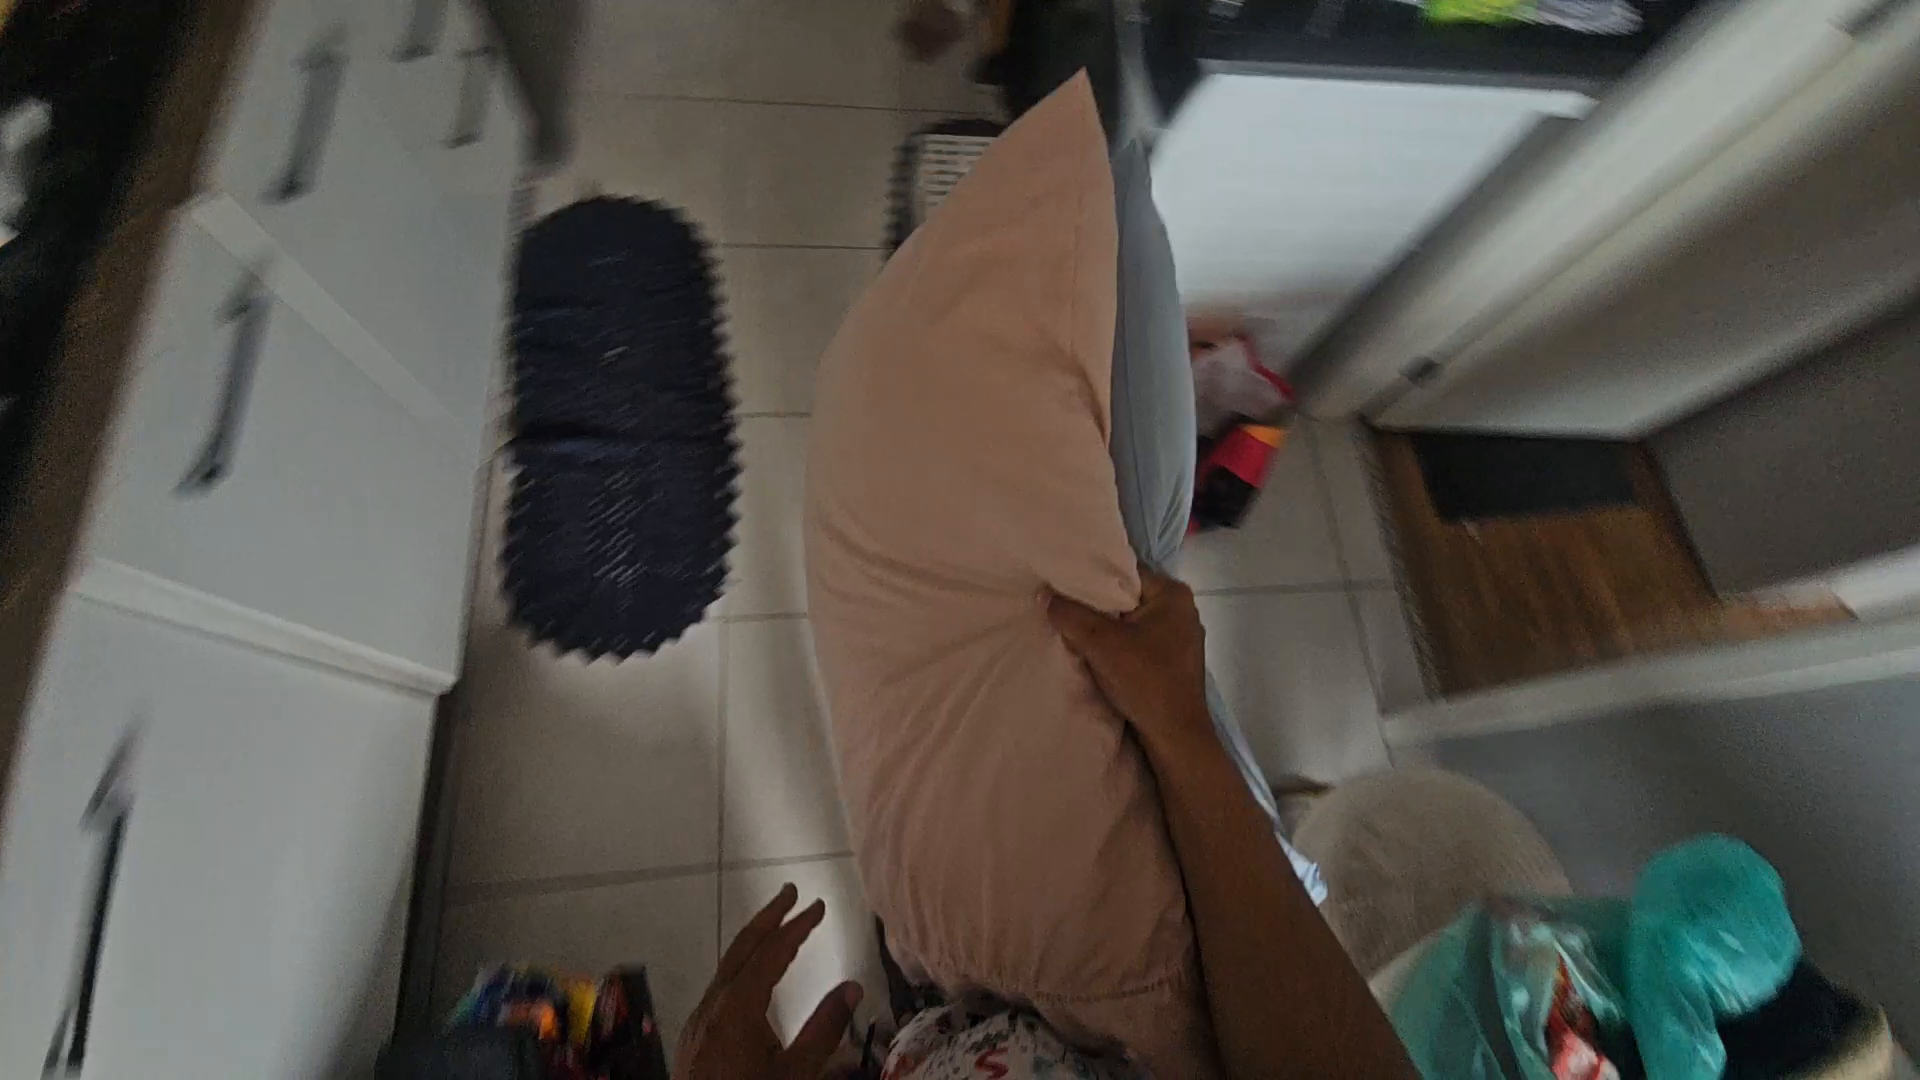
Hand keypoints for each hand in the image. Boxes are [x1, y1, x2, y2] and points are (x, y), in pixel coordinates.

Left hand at [675, 884, 863, 1079]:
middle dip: (768, 917)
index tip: (819, 905)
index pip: (771, 952)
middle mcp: (713, 1006)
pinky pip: (722, 985)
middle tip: (791, 891)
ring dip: (755, 940)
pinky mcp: (695, 1039)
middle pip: (741, 947)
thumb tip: (853, 986)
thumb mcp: (795, 1076)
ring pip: (728, 965)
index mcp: (736, 1007)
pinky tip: (754, 977)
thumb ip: (824, 1029)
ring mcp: (699, 1022)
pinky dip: (743, 965)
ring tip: (778, 926)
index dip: (797, 925)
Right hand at [1046, 564, 1213, 752]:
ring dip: (1105, 628)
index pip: (1123, 572)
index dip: (1091, 578)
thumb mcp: (1100, 643)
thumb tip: (1044, 595)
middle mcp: (1182, 609)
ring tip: (1075, 629)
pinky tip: (1097, 653)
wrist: (1175, 736)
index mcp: (1172, 594)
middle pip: (1126, 597)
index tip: (1062, 584)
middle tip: (1063, 606)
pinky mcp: (1174, 661)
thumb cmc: (1145, 680)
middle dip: (1096, 605)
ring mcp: (1180, 637)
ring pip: (1131, 621)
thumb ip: (1070, 615)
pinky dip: (1118, 645)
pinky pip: (1138, 641)